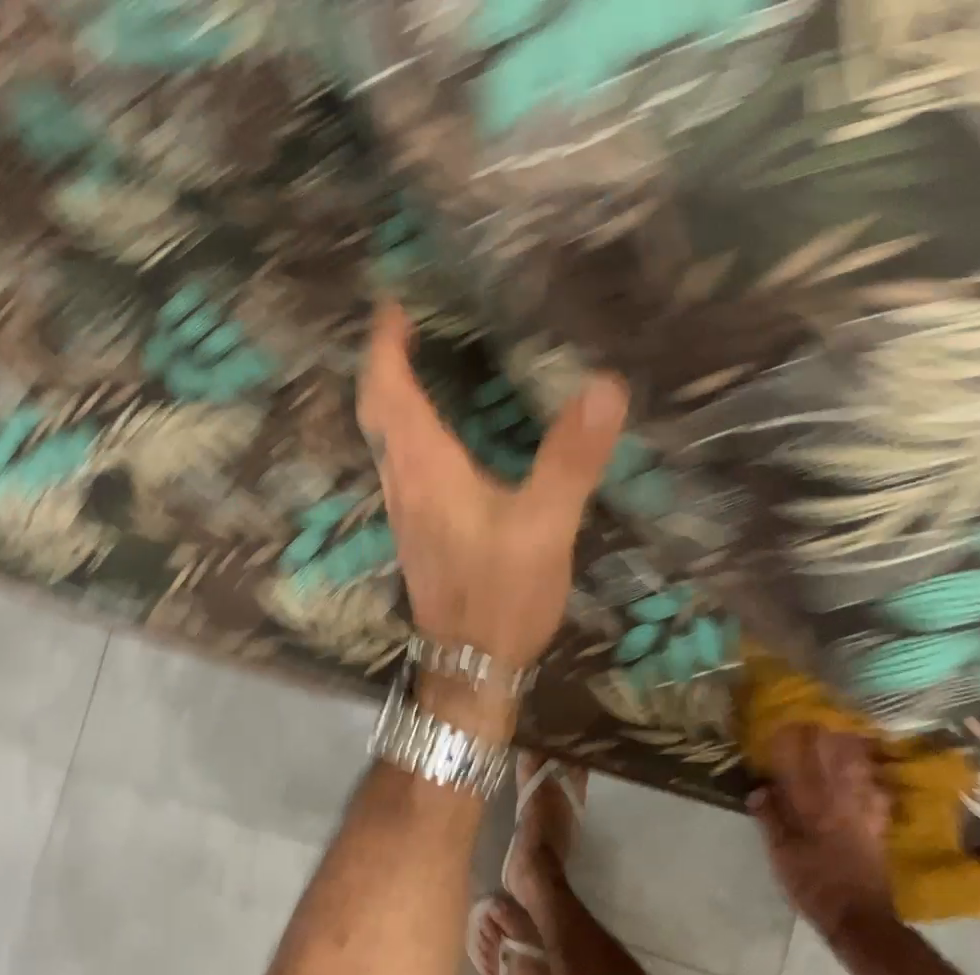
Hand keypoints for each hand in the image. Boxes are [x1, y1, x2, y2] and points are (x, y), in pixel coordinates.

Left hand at [356, 302, 626, 716]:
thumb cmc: (501, 595)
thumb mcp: (545, 526)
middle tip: (404, 325)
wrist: (469, 664)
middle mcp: (403, 480)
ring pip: (383, 437)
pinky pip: (399, 459)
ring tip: (417, 361)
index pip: (388, 392)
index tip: (392, 306)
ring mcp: (405, 506)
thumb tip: (603, 384)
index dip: (384, 347)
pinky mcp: (417, 527)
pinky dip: (406, 427)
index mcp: (425, 467)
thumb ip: (570, 458)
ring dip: (390, 395)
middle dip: (383, 362)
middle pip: (376, 409)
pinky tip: (437, 430)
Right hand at [749, 728, 895, 939]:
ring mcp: (865, 817)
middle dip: (828, 740)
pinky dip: (872, 780)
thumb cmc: (814, 885)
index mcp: (816, 809)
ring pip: (859, 776)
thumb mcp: (782, 854)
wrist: (858, 919)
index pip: (804, 768)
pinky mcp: (878, 831)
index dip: (797, 744)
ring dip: (852, 754)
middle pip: (836, 765)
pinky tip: (870, 775)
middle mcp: (843, 806)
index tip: (790, 723)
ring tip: (846, 735)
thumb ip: (771, 819)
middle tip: (820, 720)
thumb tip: (758, 788)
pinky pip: (877, 796)